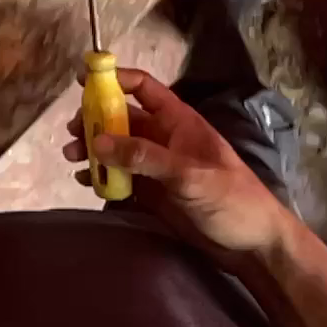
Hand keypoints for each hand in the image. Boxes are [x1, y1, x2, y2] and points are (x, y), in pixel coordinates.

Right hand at [65, 68, 296, 265]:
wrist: (254, 247)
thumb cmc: (232, 200)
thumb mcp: (188, 175)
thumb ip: (143, 157)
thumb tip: (97, 142)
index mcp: (178, 121)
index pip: (142, 87)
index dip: (114, 79)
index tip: (83, 79)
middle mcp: (163, 137)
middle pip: (121, 116)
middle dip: (94, 119)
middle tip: (72, 132)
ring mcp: (155, 165)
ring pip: (116, 146)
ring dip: (92, 148)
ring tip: (71, 157)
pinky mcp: (150, 190)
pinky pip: (118, 175)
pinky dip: (100, 174)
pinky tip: (85, 181)